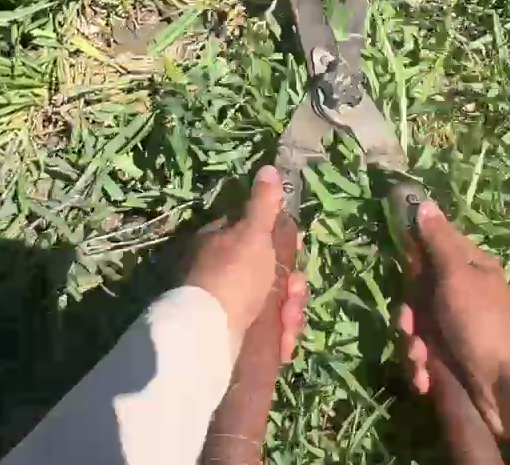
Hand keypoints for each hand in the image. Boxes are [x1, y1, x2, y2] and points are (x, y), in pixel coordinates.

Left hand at [185, 165, 309, 359]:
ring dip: (289, 311)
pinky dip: (279, 335)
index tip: (299, 247)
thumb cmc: (234, 273)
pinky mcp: (233, 337)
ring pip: (271, 303)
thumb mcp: (253, 231)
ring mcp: (226, 306)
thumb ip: (263, 203)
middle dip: (291, 284)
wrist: (210, 335)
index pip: (255, 234)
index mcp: (219, 243)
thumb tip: (268, 167)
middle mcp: (220, 272)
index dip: (281, 241)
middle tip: (295, 291)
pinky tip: (284, 341)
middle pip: (268, 272)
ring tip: (289, 321)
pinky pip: (266, 332)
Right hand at [397, 201, 509, 464]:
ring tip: (420, 361)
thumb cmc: (482, 322)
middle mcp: (461, 293)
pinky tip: (425, 379)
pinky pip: (425, 356)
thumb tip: (424, 202)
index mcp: (468, 266)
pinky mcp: (453, 359)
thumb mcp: (456, 274)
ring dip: (412, 345)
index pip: (432, 247)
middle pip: (418, 293)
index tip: (406, 271)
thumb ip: (437, 240)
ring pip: (418, 327)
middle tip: (411, 327)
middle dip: (409, 315)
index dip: (414, 259)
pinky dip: (421, 368)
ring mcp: (457, 327)